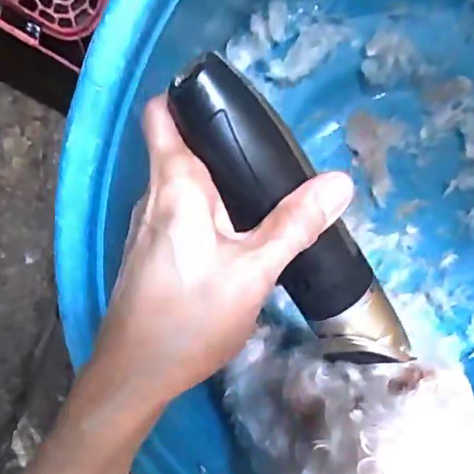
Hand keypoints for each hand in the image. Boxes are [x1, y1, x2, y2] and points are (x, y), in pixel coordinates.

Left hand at [85, 95, 354, 414]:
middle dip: (220, 156)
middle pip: (180, 155)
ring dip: (212, 197)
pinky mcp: (142, 262)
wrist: (135, 375)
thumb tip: (339, 182)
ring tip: (253, 214)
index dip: (189, 99)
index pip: (162, 114)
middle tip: (266, 173)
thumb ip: (294, 226)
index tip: (228, 109)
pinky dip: (199, 226)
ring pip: (178, 195)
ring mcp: (141, 233)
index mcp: (175, 186)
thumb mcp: (254, 274)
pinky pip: (174, 225)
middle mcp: (150, 201)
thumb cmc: (191, 320)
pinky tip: (224, 253)